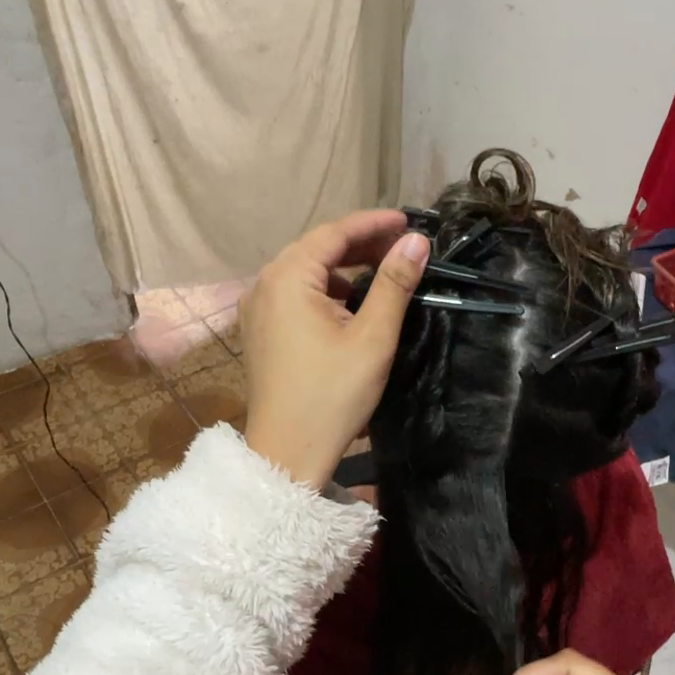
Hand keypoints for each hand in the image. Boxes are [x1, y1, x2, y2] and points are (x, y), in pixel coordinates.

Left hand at [240, 210, 430, 486]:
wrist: (288, 452)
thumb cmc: (332, 394)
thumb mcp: (372, 337)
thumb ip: (394, 284)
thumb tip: (417, 242)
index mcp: (287, 277)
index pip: (334, 232)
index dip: (374, 224)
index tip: (409, 222)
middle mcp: (264, 284)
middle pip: (316, 248)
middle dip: (359, 243)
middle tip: (401, 244)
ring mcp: (256, 309)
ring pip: (304, 272)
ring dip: (342, 267)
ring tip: (381, 271)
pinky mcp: (259, 331)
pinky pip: (294, 294)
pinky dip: (324, 290)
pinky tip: (348, 303)